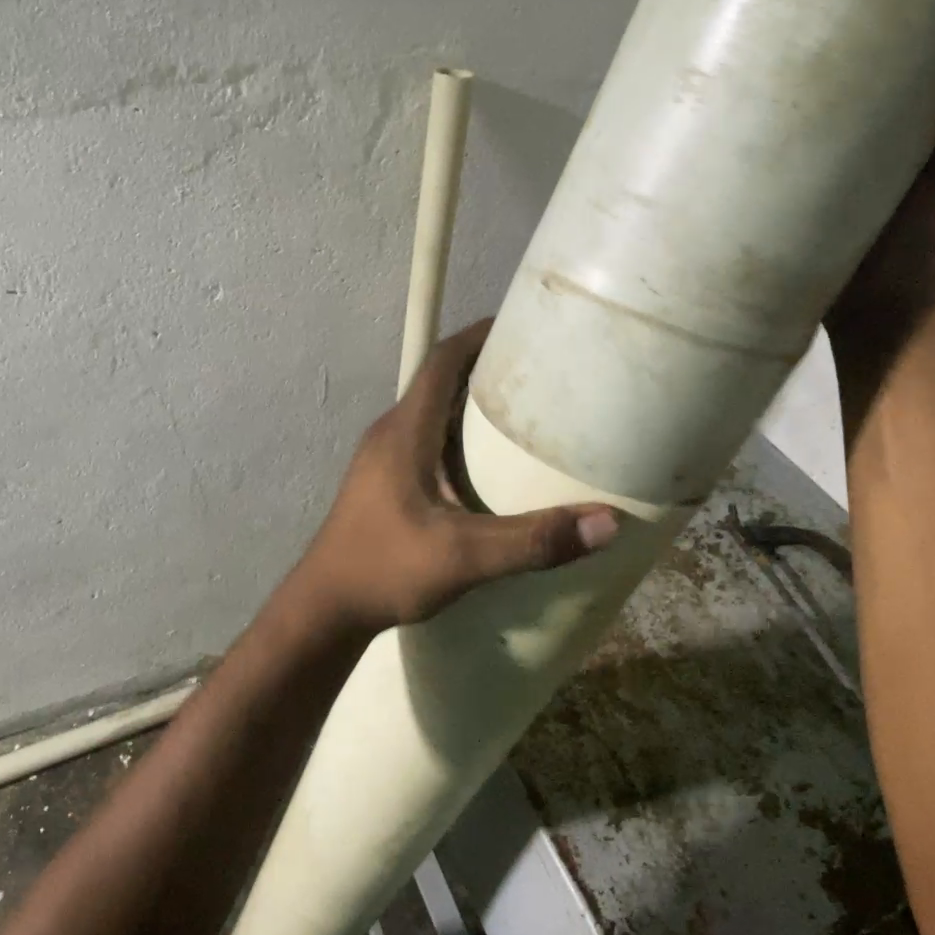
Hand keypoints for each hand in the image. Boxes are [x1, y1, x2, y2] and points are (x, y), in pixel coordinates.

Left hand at [289, 319, 619, 634]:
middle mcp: (391, 433)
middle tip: (544, 375)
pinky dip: (462, 440)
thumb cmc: (385, 569)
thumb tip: (609, 522)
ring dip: (475, 408)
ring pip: (435, 415)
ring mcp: (383, 459)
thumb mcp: (464, 557)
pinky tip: (492, 470)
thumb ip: (532, 541)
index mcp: (404, 431)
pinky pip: (429, 442)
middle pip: (442, 382)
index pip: (442, 360)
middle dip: (489, 370)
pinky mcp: (385, 484)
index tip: (525, 325)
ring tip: (528, 416)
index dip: (481, 334)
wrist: (325, 609)